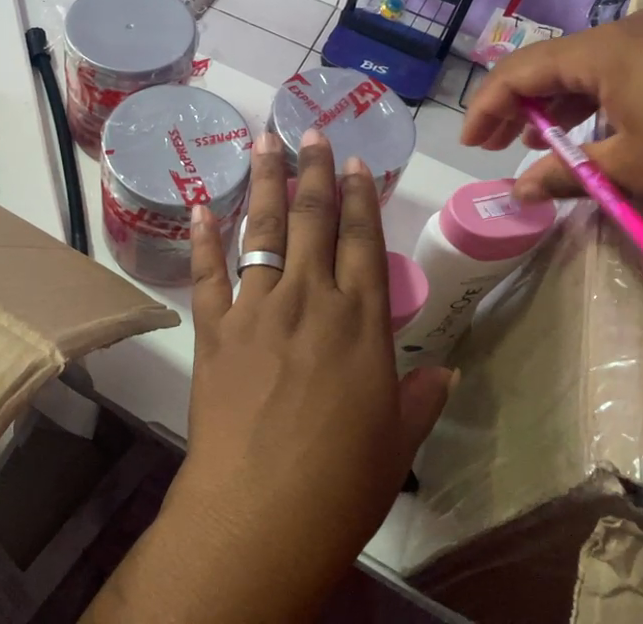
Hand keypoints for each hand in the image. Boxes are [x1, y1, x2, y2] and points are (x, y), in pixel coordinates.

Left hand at [87, 128, 452, 622]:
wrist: (262, 511)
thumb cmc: (342, 483)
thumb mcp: (396, 442)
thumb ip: (418, 397)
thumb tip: (443, 370)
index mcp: (362, 322)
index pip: (363, 240)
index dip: (360, 196)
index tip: (355, 161)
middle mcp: (310, 300)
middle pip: (312, 220)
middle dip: (313, 171)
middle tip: (309, 130)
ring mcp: (257, 310)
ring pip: (261, 232)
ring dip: (263, 183)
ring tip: (264, 142)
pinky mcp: (213, 330)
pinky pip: (208, 273)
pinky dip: (202, 237)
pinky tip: (200, 205)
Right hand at [461, 9, 642, 219]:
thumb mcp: (634, 170)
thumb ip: (566, 174)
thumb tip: (520, 190)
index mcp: (605, 49)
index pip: (520, 70)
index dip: (487, 107)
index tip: (470, 146)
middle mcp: (632, 31)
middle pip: (553, 64)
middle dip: (519, 107)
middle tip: (497, 147)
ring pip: (592, 70)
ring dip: (560, 107)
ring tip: (544, 145)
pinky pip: (628, 74)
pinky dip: (600, 104)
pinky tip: (604, 135)